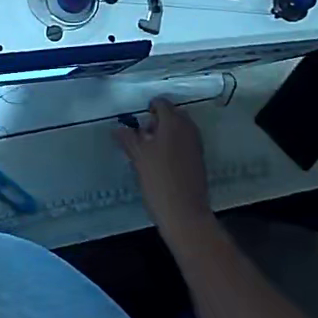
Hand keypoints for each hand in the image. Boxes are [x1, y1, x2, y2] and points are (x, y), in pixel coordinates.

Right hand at [114, 99, 211, 232]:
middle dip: (158, 120)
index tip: (136, 118)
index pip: (162, 104)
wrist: (184, 213)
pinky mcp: (198, 161)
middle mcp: (189, 130)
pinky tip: (160, 160)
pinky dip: (173, 144)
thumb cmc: (158, 180)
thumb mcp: (138, 156)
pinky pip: (184, 143)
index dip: (148, 107)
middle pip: (173, 115)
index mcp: (174, 123)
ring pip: (179, 130)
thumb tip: (119, 128)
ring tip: (148, 148)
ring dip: (165, 133)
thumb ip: (128, 138)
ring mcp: (196, 146)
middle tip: (141, 132)